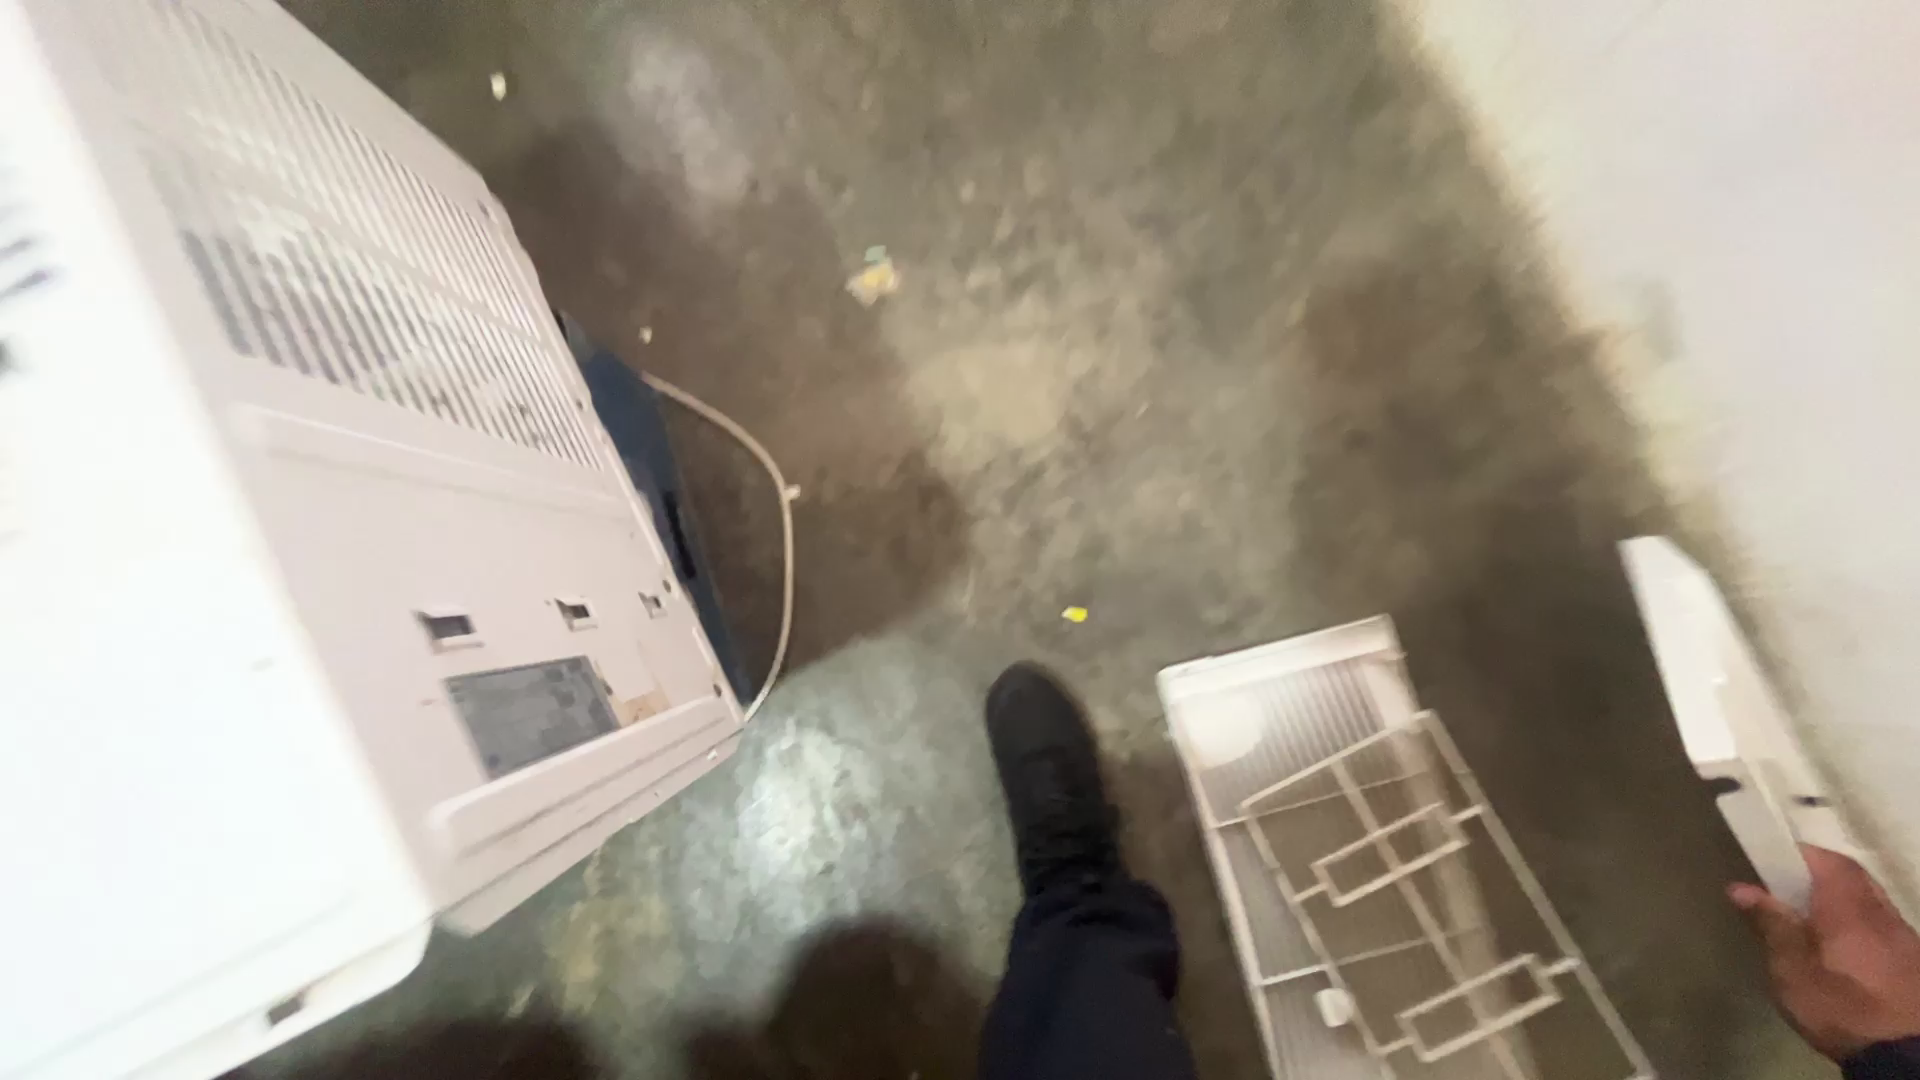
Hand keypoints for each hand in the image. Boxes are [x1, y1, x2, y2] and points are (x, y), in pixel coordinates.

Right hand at [1731, 846, 1919, 1059]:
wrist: (1910, 1064)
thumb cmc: (1841, 1007)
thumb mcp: (1791, 968)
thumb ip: (1771, 924)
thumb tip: (1743, 888)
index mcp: (1853, 913)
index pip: (1833, 864)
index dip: (1802, 854)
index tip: (1770, 857)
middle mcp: (1888, 922)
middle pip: (1857, 883)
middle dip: (1821, 878)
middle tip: (1784, 889)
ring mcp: (1910, 948)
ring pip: (1873, 909)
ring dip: (1841, 906)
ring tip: (1808, 923)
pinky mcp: (1917, 972)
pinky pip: (1885, 935)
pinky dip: (1859, 930)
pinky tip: (1840, 952)